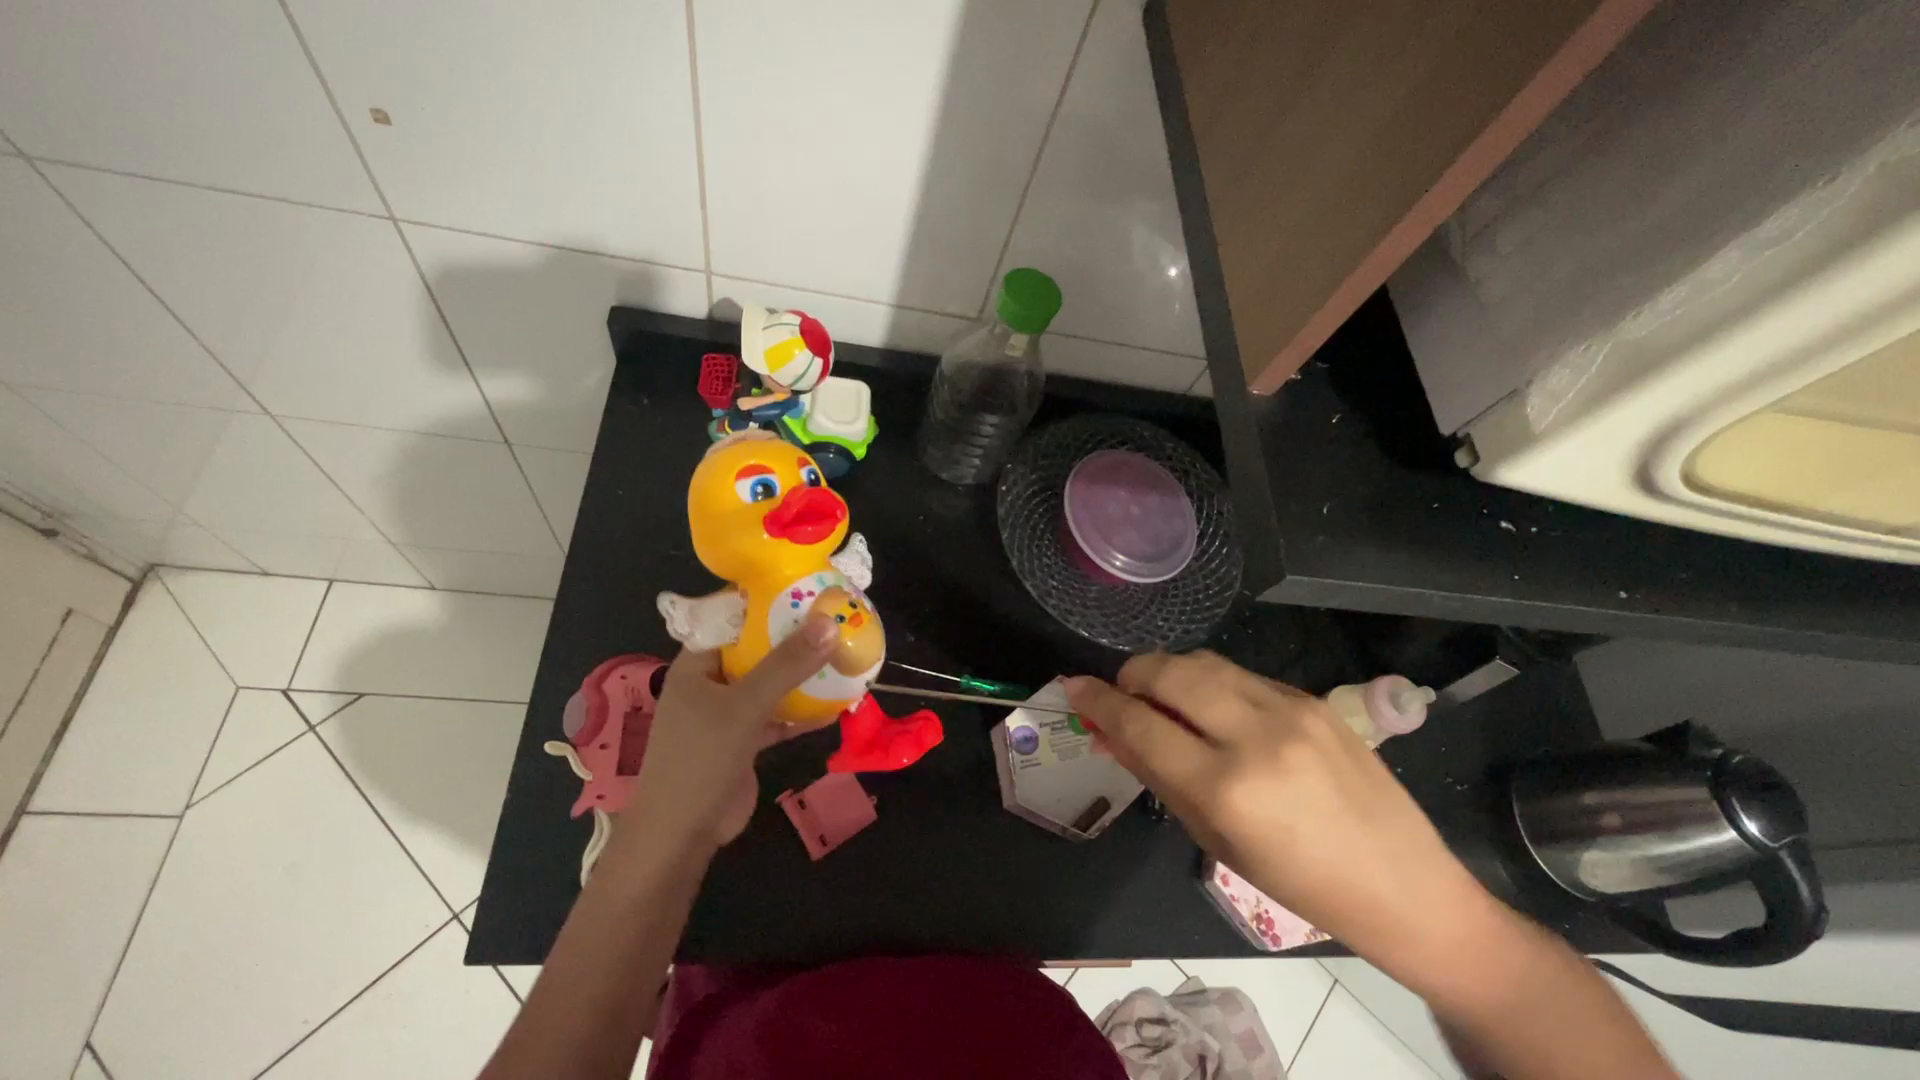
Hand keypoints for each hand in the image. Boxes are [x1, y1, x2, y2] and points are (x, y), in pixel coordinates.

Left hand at [624, 614, 837, 849]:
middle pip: (756, 648)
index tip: (806, 585)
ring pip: (771, 683)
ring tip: (843, 653)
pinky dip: (802, 710)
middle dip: (794, 637)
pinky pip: (778, 715)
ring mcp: (728, 713)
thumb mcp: (744, 706)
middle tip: (835, 617)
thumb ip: (786, 665)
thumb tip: (828, 622)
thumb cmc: (700, 759)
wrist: (682, 833)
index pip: (731, 616)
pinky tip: (837, 703)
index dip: (765, 599)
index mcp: (697, 663)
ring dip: (803, 674)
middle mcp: (712, 682)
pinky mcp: (745, 741)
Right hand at [1064, 652, 1493, 959]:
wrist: (1402, 883)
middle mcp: (1256, 735)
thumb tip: (1109, 733)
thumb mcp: (1215, 840)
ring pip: (1204, 662)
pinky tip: (1213, 711)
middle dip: (1131, 675)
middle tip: (1120, 695)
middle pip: (1169, 672)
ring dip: (1168, 672)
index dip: (1098, 701)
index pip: (1141, 725)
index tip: (1072, 687)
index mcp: (1226, 788)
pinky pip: (1241, 675)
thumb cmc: (1299, 883)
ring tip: (1161, 699)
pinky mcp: (1313, 699)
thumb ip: (1158, 777)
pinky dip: (1211, 683)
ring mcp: (1290, 709)